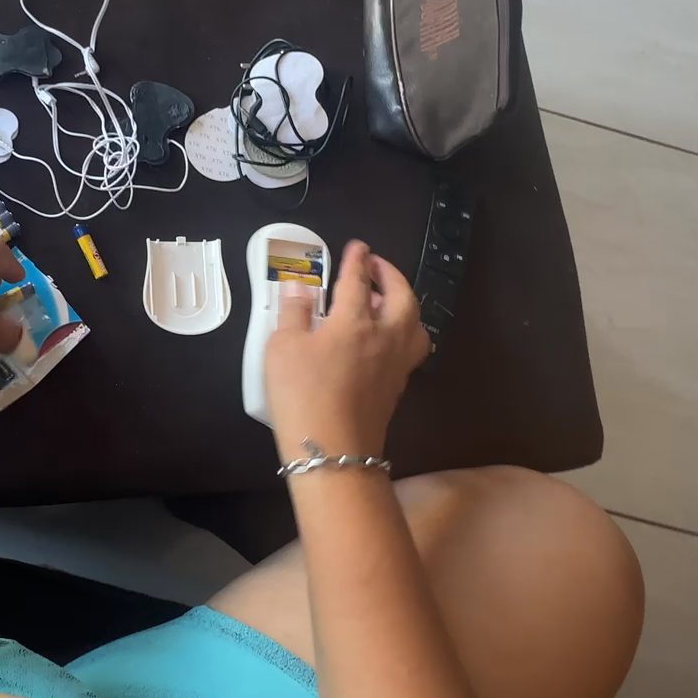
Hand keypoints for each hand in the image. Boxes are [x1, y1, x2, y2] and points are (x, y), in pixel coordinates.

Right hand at [264, 239, 429, 457]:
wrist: (332, 451)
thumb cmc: (302, 394)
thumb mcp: (282, 347)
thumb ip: (293, 313)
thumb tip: (301, 288)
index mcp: (354, 321)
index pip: (357, 281)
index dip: (356, 260)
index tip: (358, 246)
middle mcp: (384, 337)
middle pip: (401, 297)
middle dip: (391, 276)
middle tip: (376, 266)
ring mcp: (396, 364)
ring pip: (415, 324)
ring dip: (404, 304)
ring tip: (386, 300)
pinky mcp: (397, 388)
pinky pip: (410, 348)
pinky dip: (403, 331)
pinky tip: (383, 338)